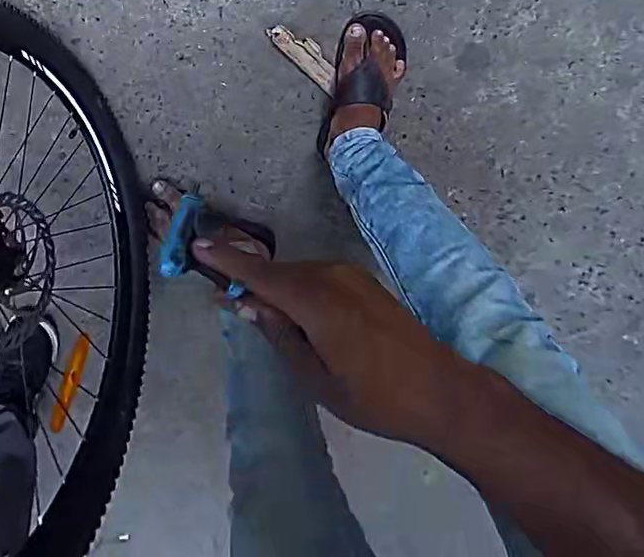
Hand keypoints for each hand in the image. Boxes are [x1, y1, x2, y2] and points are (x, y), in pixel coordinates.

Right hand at [193, 240, 475, 445]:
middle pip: (274, 273)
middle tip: (228, 301)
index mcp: (315, 302)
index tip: (197, 246)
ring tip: (269, 317)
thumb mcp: (318, 380)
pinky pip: (314, 276)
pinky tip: (301, 315)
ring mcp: (347, 274)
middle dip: (249, 282)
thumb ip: (278, 336)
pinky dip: (297, 289)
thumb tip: (247, 306)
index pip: (258, 275)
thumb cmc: (378, 398)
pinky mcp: (359, 279)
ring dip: (276, 289)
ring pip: (294, 274)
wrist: (446, 393)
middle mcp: (329, 276)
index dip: (225, 261)